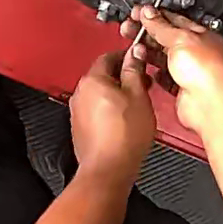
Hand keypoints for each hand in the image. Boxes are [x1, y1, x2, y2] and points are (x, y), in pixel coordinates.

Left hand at [69, 49, 155, 187]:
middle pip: (103, 75)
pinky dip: (110, 110)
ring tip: (137, 105)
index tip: (141, 62)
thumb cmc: (124, 136)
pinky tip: (125, 121)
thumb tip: (135, 52)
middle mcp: (80, 93)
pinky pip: (96, 110)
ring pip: (100, 93)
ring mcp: (78, 111)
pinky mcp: (81, 128)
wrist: (108, 170)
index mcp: (92, 80)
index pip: (109, 56)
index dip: (128, 56)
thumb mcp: (138, 95)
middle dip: (124, 77)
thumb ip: (135, 70)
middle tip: (144, 84)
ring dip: (118, 94)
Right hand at [119, 7, 222, 136]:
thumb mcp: (180, 39)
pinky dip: (154, 73)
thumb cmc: (208, 70)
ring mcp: (188, 71)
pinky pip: (164, 79)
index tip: (137, 13)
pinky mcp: (181, 90)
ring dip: (147, 51)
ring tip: (133, 46)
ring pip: (163, 57)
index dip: (154, 16)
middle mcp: (195, 52)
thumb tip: (149, 13)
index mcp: (199, 34)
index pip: (173, 20)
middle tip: (129, 28)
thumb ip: (162, 26)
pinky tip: (147, 69)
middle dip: (146, 32)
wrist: (212, 104)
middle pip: (165, 38)